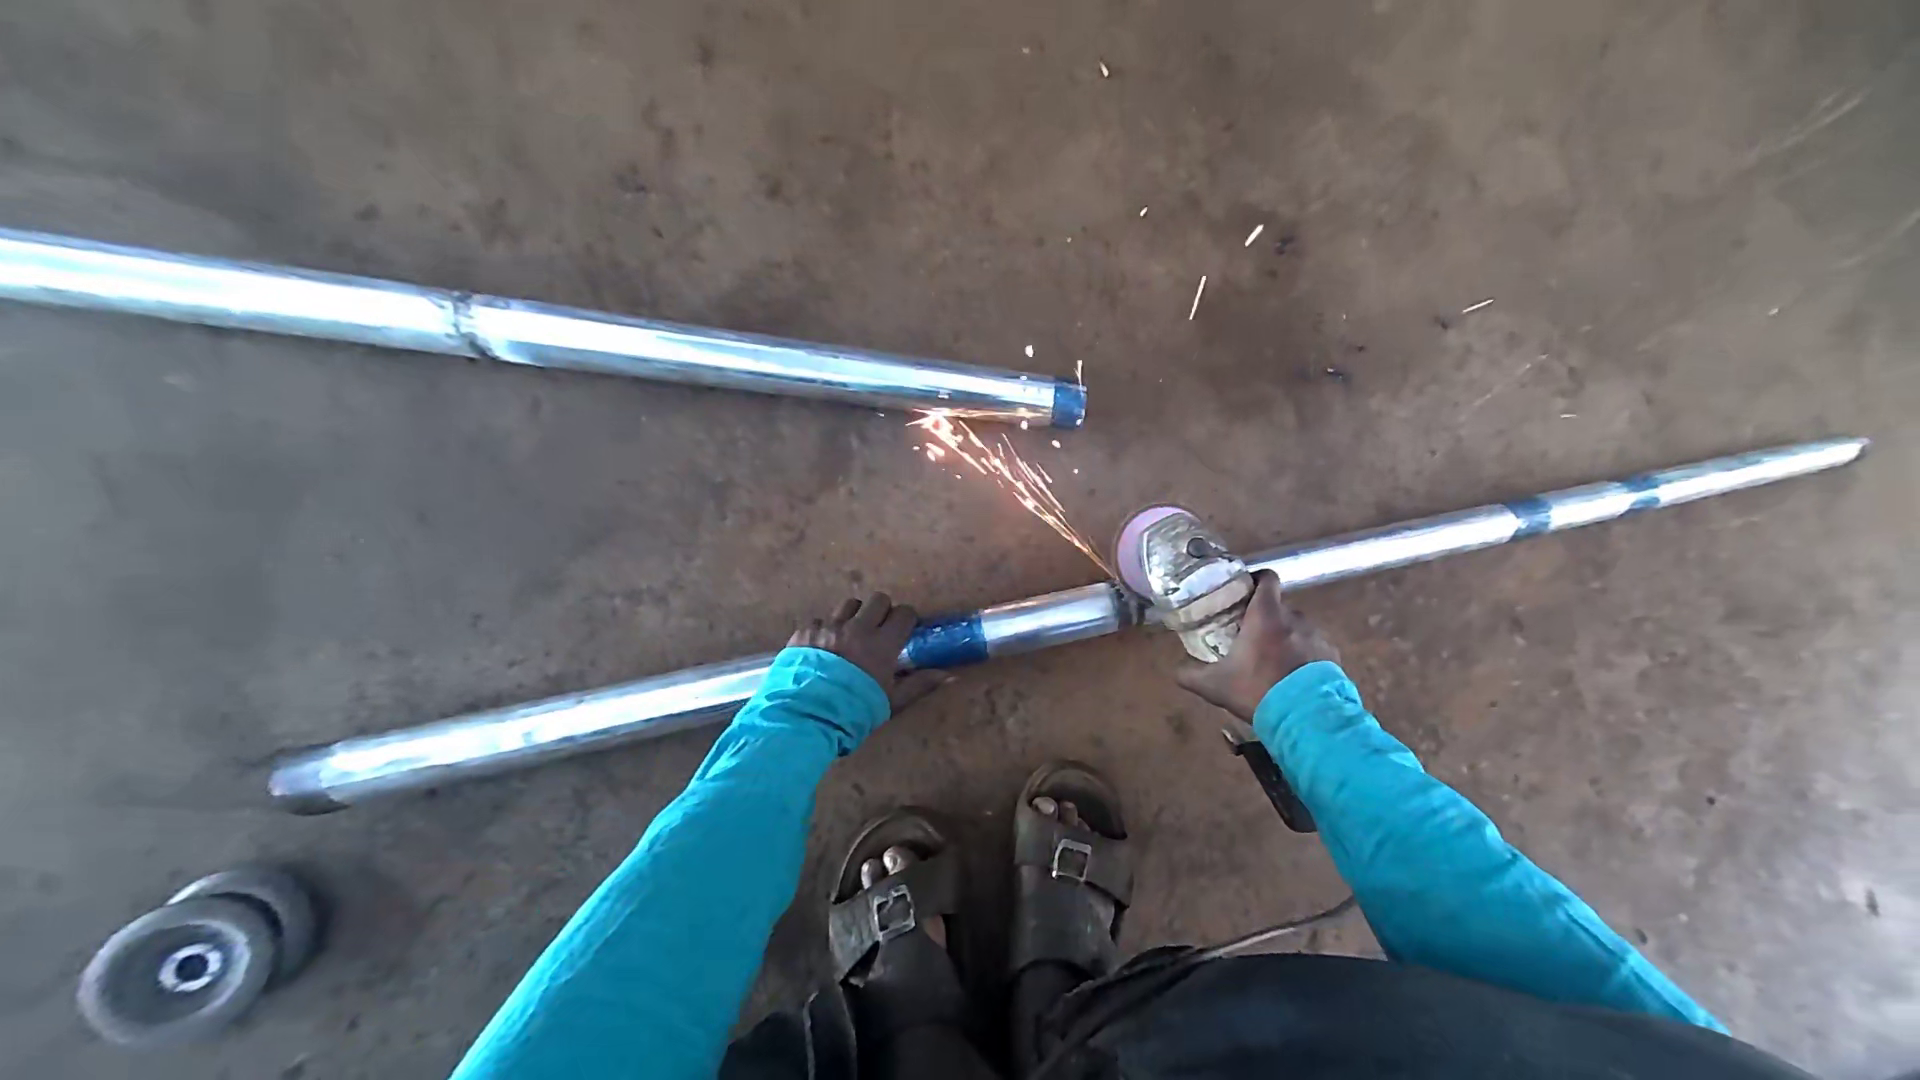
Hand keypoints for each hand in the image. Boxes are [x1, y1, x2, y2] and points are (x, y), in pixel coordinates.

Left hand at [789, 592, 951, 711]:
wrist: (804, 718)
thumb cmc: (853, 712)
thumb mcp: (891, 702)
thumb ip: (919, 685)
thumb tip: (950, 675)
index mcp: (882, 644)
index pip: (903, 613)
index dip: (906, 620)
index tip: (903, 631)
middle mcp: (857, 628)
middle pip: (878, 599)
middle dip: (882, 611)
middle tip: (878, 630)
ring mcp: (829, 627)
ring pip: (848, 604)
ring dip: (854, 615)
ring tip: (850, 635)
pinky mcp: (805, 632)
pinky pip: (820, 620)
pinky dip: (824, 630)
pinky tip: (822, 649)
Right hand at [1175, 570, 1339, 720]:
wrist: (1308, 720)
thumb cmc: (1258, 691)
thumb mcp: (1215, 686)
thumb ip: (1190, 675)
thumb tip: (1176, 670)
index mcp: (1266, 615)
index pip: (1267, 578)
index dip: (1255, 579)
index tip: (1243, 591)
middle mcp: (1295, 618)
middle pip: (1278, 606)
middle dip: (1264, 617)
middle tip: (1248, 635)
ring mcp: (1317, 636)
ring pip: (1296, 627)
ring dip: (1284, 637)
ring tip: (1271, 660)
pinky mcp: (1332, 655)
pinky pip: (1313, 647)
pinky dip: (1302, 655)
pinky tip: (1292, 676)